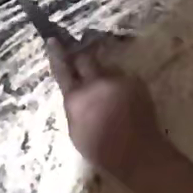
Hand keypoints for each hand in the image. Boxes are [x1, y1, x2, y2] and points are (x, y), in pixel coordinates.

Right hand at [44, 39, 175, 182]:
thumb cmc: (102, 149)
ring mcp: (117, 79)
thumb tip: (75, 92)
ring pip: (105, 68)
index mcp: (76, 98)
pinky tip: (122, 99)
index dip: (56, 53)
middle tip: (78, 52)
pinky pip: (121, 77)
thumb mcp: (75, 131)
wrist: (139, 153)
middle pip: (84, 57)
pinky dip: (118, 84)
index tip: (52, 39)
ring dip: (102, 74)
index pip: (62, 69)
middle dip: (79, 54)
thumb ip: (74, 106)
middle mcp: (96, 82)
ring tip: (107, 91)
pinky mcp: (135, 81)